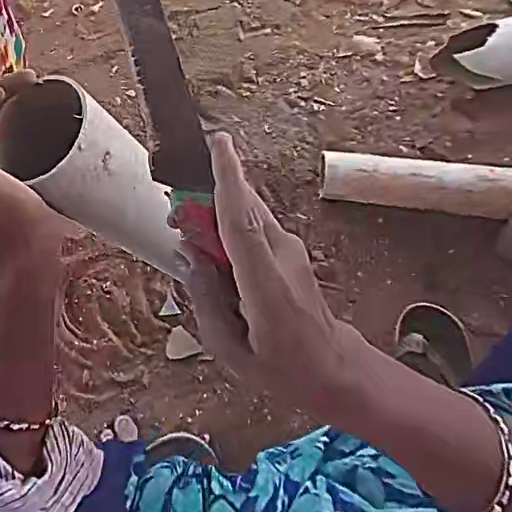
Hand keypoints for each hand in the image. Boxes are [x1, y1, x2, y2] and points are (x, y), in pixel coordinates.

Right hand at [184, 132, 372, 414]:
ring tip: (191, 238)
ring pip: (247, 211)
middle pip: (242, 206)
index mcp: (266, 284)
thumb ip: (205, 301)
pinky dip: (228, 224)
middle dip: (204, 198)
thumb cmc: (283, 368)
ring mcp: (290, 248)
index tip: (218, 144)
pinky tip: (215, 251)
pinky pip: (253, 224)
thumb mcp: (231, 352)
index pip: (243, 221)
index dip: (228, 179)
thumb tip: (190, 257)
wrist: (335, 367)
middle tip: (175, 216)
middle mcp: (282, 255)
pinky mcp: (289, 248)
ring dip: (215, 212)